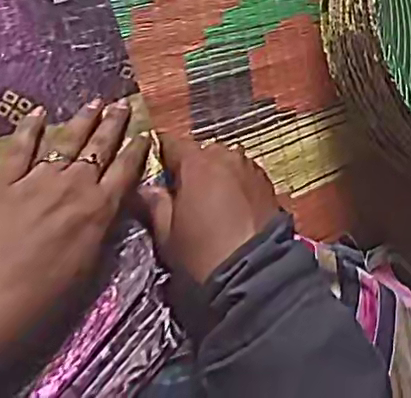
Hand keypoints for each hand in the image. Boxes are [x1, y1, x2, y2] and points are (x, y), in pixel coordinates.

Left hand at [0, 99, 150, 361]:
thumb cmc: (30, 307)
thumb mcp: (83, 271)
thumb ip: (100, 233)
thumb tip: (112, 209)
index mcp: (98, 209)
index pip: (127, 168)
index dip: (138, 148)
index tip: (145, 132)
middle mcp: (73, 187)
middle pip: (100, 147)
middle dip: (114, 124)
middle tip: (123, 104)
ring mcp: (35, 183)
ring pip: (67, 141)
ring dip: (83, 120)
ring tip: (95, 103)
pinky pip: (18, 150)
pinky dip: (29, 128)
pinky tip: (37, 113)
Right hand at [136, 131, 280, 283]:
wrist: (252, 266)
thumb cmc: (200, 251)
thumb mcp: (166, 233)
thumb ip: (155, 204)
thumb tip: (145, 187)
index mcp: (198, 163)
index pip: (174, 144)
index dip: (162, 150)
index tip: (153, 158)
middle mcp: (226, 155)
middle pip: (202, 152)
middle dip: (191, 166)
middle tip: (179, 190)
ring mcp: (249, 165)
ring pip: (225, 160)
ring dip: (214, 172)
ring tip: (206, 198)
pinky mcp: (265, 179)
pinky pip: (242, 172)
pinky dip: (233, 181)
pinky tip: (229, 203)